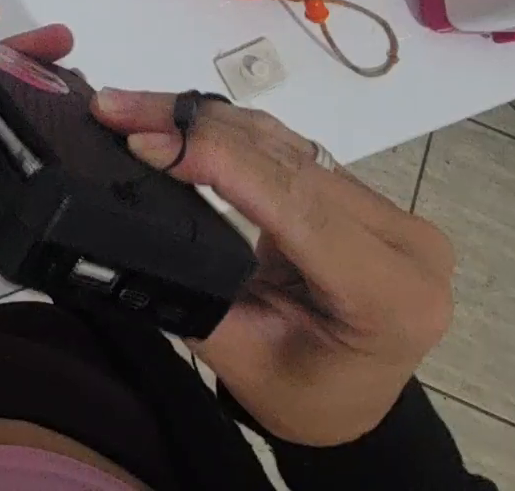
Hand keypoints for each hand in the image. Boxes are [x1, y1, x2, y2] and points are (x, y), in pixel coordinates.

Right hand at [92, 90, 455, 446]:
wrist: (350, 408)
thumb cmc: (299, 393)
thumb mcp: (240, 355)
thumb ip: (192, 287)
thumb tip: (131, 222)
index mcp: (389, 292)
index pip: (294, 201)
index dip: (213, 158)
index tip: (138, 142)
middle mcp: (401, 238)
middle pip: (283, 158)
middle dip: (189, 125)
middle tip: (112, 108)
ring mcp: (383, 209)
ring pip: (279, 139)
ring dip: (196, 117)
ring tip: (126, 106)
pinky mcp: (354, 192)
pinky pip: (281, 145)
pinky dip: (217, 126)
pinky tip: (170, 116)